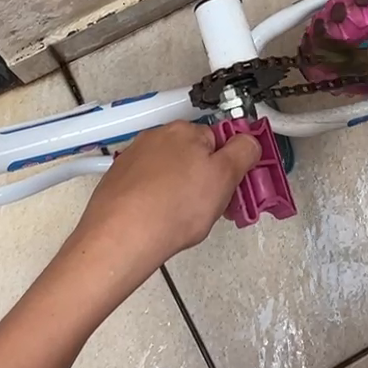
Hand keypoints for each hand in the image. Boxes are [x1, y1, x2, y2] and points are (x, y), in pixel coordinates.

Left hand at [71, 123, 258, 276]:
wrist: (122, 236)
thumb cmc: (172, 208)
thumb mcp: (225, 178)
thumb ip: (243, 152)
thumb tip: (249, 141)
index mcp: (185, 131)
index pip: (220, 140)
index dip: (231, 166)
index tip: (235, 187)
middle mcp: (157, 138)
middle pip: (194, 155)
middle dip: (206, 179)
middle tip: (214, 207)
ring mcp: (135, 158)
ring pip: (171, 172)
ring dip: (182, 190)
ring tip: (186, 219)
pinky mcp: (119, 181)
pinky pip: (149, 186)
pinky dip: (158, 199)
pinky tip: (162, 220)